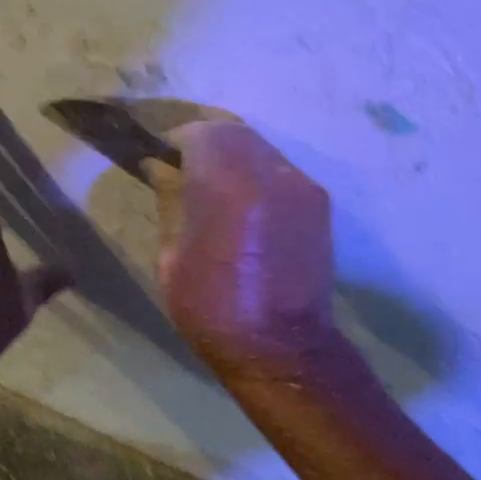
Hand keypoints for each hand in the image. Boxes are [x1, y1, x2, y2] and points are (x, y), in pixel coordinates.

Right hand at [142, 123, 336, 376]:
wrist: (282, 348)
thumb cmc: (213, 309)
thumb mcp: (171, 258)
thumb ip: (170, 202)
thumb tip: (161, 169)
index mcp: (227, 188)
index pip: (199, 133)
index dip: (175, 139)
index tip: (161, 157)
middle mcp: (270, 175)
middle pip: (233, 132)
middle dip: (205, 142)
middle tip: (185, 169)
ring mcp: (300, 185)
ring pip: (260, 147)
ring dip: (233, 156)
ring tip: (215, 187)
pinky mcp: (319, 201)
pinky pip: (279, 169)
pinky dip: (257, 174)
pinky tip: (244, 205)